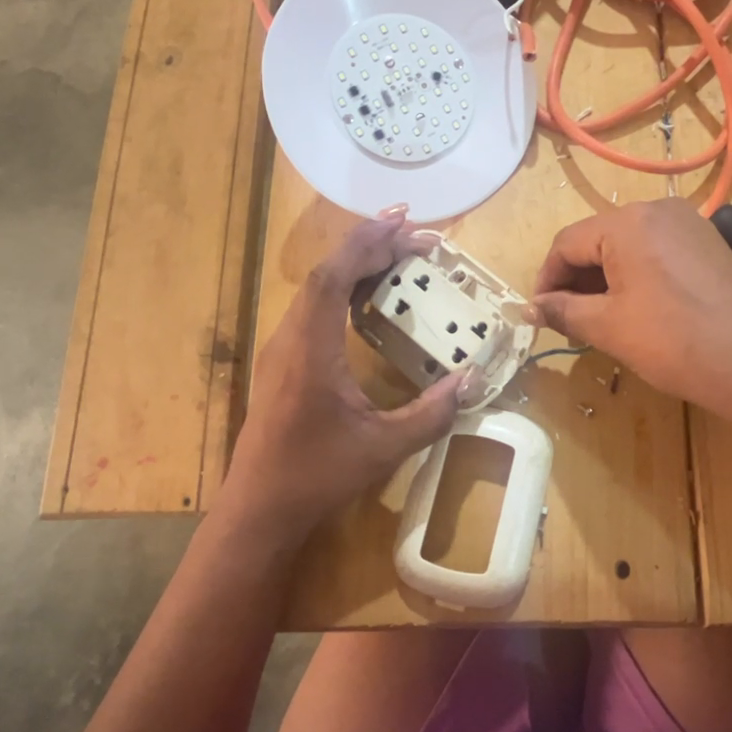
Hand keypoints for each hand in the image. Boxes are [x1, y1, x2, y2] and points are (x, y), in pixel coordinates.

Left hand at [223, 207, 462, 541]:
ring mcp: (282, 351)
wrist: (259, 509)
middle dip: (368, 246)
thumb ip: (431, 413)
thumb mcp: (384, 446)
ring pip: (317, 289)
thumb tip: (472, 381)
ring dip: (354, 265)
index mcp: (310, 348)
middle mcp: (290, 339)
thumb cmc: (317, 474)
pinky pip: (314, 308)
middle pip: (326, 274)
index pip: (334, 277)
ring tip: (395, 252)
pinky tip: (366, 295)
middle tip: (414, 232)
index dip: (367, 244)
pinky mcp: (283, 364)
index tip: (404, 223)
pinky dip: (343, 289)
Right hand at [531, 199, 731, 418]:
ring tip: (599, 319)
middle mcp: (659, 209)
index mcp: (628, 222)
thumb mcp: (608, 327)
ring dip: (606, 278)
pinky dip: (637, 275)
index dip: (546, 279)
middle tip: (566, 319)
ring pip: (629, 246)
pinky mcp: (710, 244)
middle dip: (576, 279)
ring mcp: (690, 224)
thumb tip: (530, 309)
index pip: (567, 242)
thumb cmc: (672, 342)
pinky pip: (658, 251)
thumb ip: (562, 310)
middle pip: (598, 239)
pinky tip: (637, 309)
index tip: (538, 314)